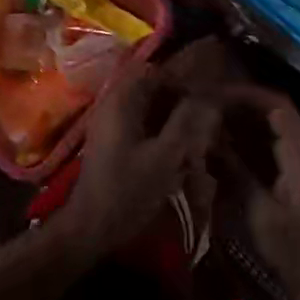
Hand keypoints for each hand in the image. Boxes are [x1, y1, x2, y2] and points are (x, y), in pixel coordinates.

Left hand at [62, 67, 219, 256]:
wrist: (91, 227)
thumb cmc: (127, 190)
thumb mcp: (164, 157)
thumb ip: (186, 123)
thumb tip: (208, 96)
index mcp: (122, 99)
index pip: (157, 72)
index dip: (184, 82)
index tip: (208, 99)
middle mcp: (113, 103)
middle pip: (154, 90)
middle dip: (181, 103)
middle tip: (206, 122)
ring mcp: (111, 123)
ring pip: (150, 110)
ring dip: (173, 121)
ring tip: (197, 140)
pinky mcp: (114, 142)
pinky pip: (143, 126)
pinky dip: (162, 134)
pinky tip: (179, 155)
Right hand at [221, 87, 299, 299]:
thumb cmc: (298, 254)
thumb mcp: (261, 214)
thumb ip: (237, 173)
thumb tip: (210, 140)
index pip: (278, 107)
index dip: (248, 94)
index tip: (216, 94)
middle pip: (275, 115)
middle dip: (241, 106)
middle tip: (207, 108)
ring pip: (273, 133)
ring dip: (244, 125)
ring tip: (211, 125)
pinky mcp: (298, 185)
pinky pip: (273, 151)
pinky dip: (249, 144)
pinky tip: (227, 153)